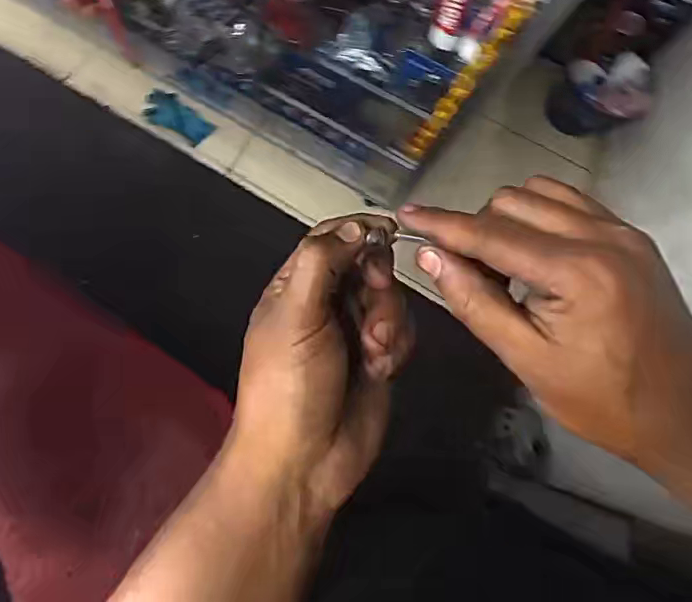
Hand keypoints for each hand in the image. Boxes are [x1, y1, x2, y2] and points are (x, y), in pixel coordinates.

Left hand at [225, 214, 415, 518]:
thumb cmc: (288, 383)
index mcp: (296, 285)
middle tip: (375, 289)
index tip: (386, 229)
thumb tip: (354, 226)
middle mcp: (326, 301)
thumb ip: (321, 262)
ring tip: (372, 348)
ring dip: (387, 317)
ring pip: (389, 296)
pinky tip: (380, 366)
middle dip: (376, 277)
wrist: (303, 465)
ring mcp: (354, 329)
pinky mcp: (379, 357)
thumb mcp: (295, 314)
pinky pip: (403, 330)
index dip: (356, 229)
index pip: (328, 239)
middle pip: (366, 263)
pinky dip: (396, 345)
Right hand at [402, 177, 691, 466]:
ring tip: (506, 264)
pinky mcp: (631, 233)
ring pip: (538, 191)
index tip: (406, 215)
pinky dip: (539, 214)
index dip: (442, 224)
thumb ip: (475, 302)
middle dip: (477, 229)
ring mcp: (621, 229)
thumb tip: (430, 256)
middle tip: (472, 275)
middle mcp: (601, 236)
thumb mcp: (527, 362)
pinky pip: (569, 199)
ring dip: (506, 216)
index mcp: (576, 272)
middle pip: (510, 202)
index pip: (490, 234)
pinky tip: (536, 251)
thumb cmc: (605, 401)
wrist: (690, 416)